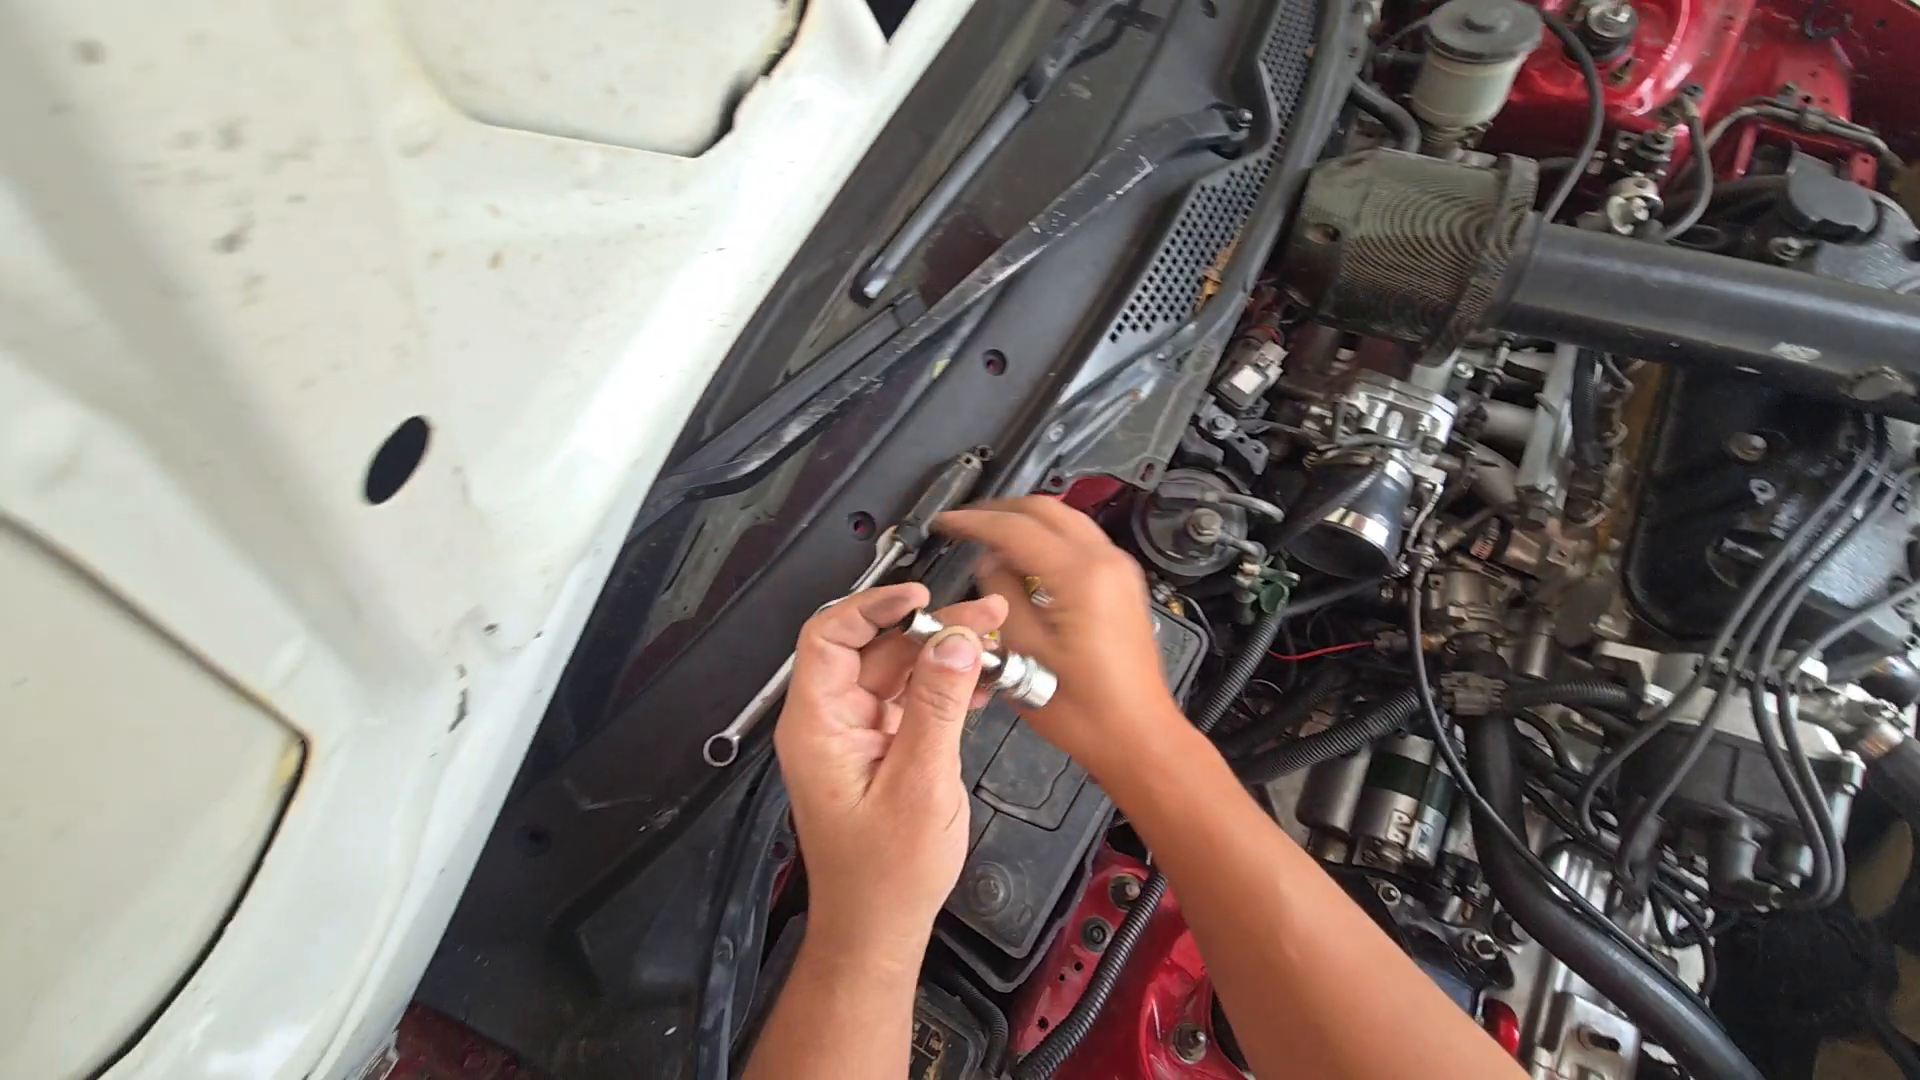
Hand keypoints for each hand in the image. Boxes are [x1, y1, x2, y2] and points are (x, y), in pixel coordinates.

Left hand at [773, 582, 1007, 957]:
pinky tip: (981, 681)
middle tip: (981, 617)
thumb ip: (937, 705)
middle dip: (930, 626)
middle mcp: (833, 720)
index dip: (871, 606)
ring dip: (946, 654)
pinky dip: (946, 685)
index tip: (918, 597)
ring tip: (992, 641)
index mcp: (818, 724)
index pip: (828, 636)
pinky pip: (914, 697)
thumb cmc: (883, 875)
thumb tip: (955, 642)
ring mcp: (859, 732)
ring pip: (900, 669)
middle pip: (875, 648)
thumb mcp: (919, 782)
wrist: (880, 927)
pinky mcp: (884, 744)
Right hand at [935, 497, 1184, 778]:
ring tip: (988, 535)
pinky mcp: (1122, 585)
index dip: (973, 521)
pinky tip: (1024, 558)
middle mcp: (1106, 563)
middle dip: (999, 510)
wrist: (1136, 736)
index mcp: (1080, 576)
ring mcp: (1120, 571)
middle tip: (964, 523)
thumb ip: (1001, 595)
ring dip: (1024, 520)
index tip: (947, 523)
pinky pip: (1080, 541)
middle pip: (1045, 509)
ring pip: (1065, 520)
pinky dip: (1048, 538)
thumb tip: (988, 564)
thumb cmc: (1084, 711)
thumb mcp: (1022, 654)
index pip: (1016, 527)